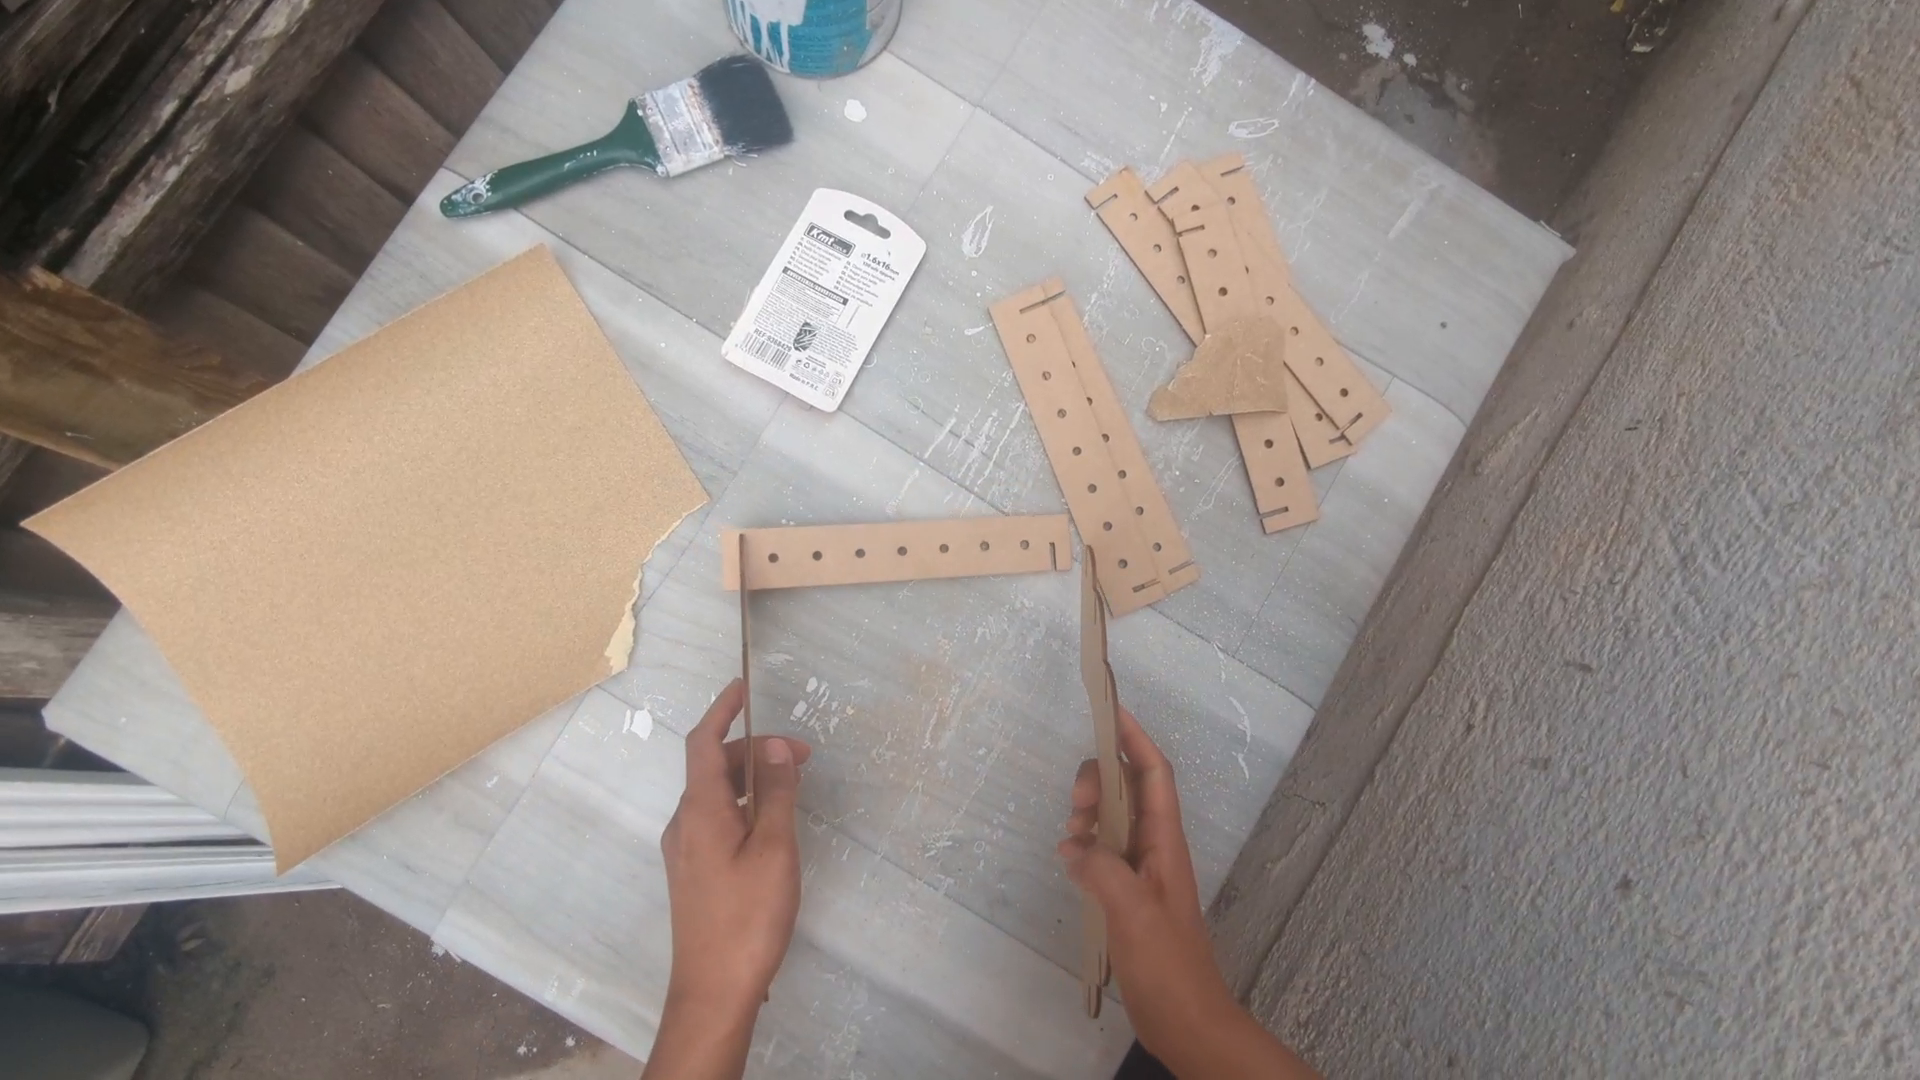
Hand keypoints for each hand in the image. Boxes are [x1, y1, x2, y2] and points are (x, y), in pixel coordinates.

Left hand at [645, 680, 811, 1079]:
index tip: (744, 687)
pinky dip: (744, 803)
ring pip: (716, 794)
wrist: (713, 992)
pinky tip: (772, 823)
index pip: (703, 743)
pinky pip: (717, 818)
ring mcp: (686, 850)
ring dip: (752, 778)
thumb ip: (777, 792)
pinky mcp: (694, 872)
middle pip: (713, 766)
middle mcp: (684, 823)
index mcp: (700, 810)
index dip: (722, 710)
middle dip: (755, 749)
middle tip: (803, 756)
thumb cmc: (748, 915)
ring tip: (794, 787)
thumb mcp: (774, 847)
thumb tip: (776, 746)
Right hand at [1059, 704, 1318, 1079]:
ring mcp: (1141, 870)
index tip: (1112, 711)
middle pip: (1127, 789)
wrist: (1189, 1022)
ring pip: (1113, 817)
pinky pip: (1102, 850)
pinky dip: (1083, 844)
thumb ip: (1101, 868)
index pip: (1153, 774)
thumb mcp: (1132, 912)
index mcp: (1165, 842)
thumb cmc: (1169, 965)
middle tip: (1077, 806)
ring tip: (1071, 837)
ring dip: (1089, 813)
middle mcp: (1154, 847)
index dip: (1136, 738)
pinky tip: (1069, 859)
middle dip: (1099, 781)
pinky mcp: (1127, 893)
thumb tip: (1074, 845)